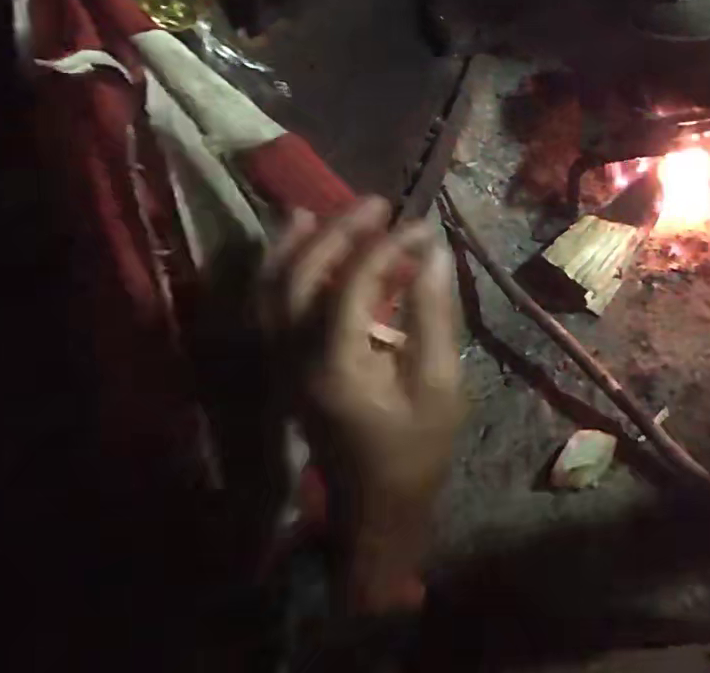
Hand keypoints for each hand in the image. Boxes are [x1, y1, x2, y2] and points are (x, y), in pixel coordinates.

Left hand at [260, 197, 465, 611]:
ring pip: (270, 291)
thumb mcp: (440, 382)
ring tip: (320, 208)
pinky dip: (280, 270)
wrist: (376, 505)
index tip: (423, 224)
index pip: (352, 286)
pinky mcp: (284, 366)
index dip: (387, 248)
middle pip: (300, 279)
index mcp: (337, 365)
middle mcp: (295, 359)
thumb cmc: (418, 446)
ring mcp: (281, 363)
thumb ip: (434, 314)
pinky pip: (271, 307)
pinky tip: (299, 246)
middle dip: (337, 233)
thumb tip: (434, 252)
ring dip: (293, 245)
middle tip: (378, 203)